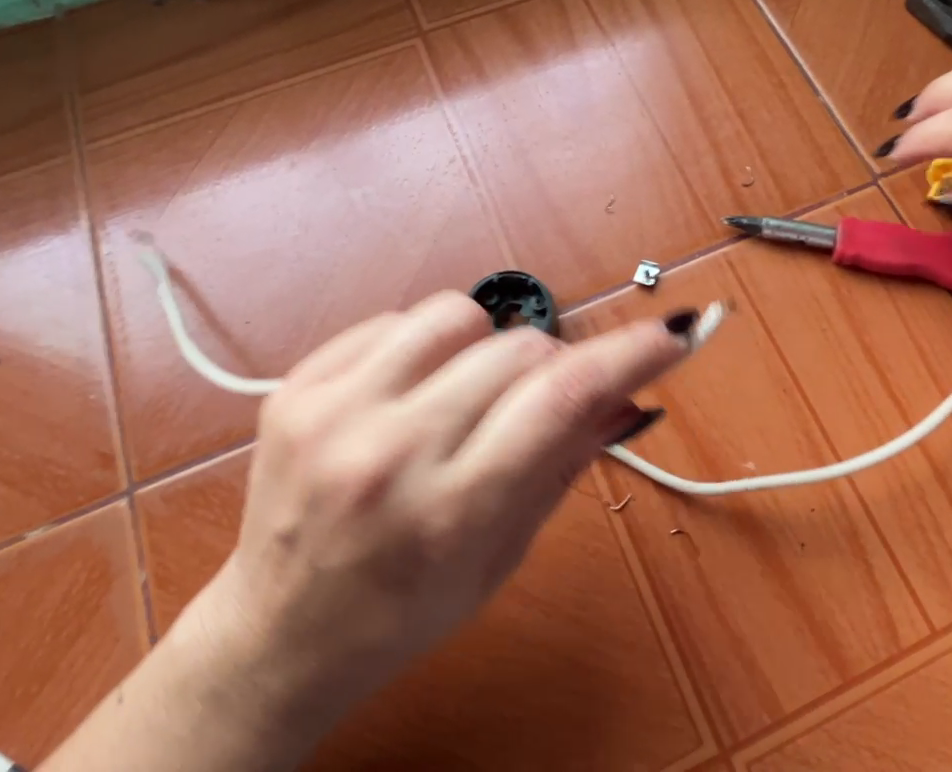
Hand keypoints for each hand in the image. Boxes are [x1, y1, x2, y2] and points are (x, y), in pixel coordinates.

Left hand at [186, 292, 696, 730]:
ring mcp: (333, 410)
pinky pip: (393, 321)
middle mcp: (388, 450)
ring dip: (488, 346)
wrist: (277, 637)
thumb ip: (563, 463)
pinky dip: (427, 347)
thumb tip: (626, 395)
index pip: (562, 398)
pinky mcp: (296, 386)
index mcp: (451, 512)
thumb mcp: (502, 557)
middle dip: (556, 365)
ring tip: (470, 394)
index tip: (674, 332)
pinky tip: (417, 392)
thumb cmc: (403, 614)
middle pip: (519, 349)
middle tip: (544, 402)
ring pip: (457, 314)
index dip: (630, 354)